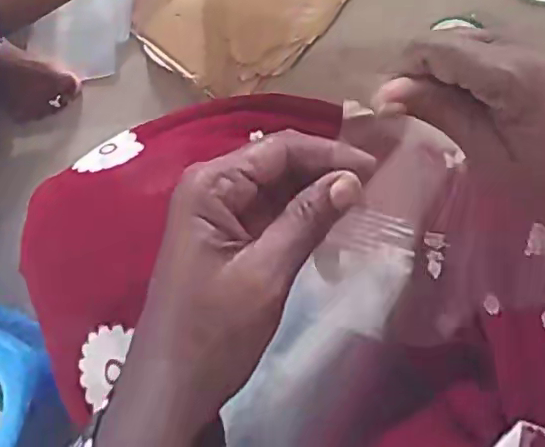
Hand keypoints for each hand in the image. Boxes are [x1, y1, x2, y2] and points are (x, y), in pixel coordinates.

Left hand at [96, 133, 376, 446]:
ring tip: (362, 193)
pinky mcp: (230, 231)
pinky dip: (304, 209)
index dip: (328, 152)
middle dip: (325, 167)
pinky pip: (273, 207)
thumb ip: (307, 220)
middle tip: (374, 180)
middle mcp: (213, 184)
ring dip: (317, 187)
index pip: (279, 148)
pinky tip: (334, 213)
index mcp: (211, 183)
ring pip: (279, 182)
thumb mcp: (265, 274)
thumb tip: (353, 179)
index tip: (373, 165)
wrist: (170, 396)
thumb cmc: (212, 333)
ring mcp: (220, 208)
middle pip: (279, 160)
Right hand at [374, 31, 544, 285]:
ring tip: (433, 107)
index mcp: (512, 72)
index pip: (438, 47)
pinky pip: (494, 49)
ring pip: (472, 39)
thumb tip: (388, 92)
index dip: (405, 70)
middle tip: (407, 109)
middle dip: (423, 66)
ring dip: (446, 65)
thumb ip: (442, 112)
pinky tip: (467, 99)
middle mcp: (525, 45)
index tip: (387, 105)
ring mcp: (540, 48)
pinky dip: (470, 66)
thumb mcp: (492, 158)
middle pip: (453, 37)